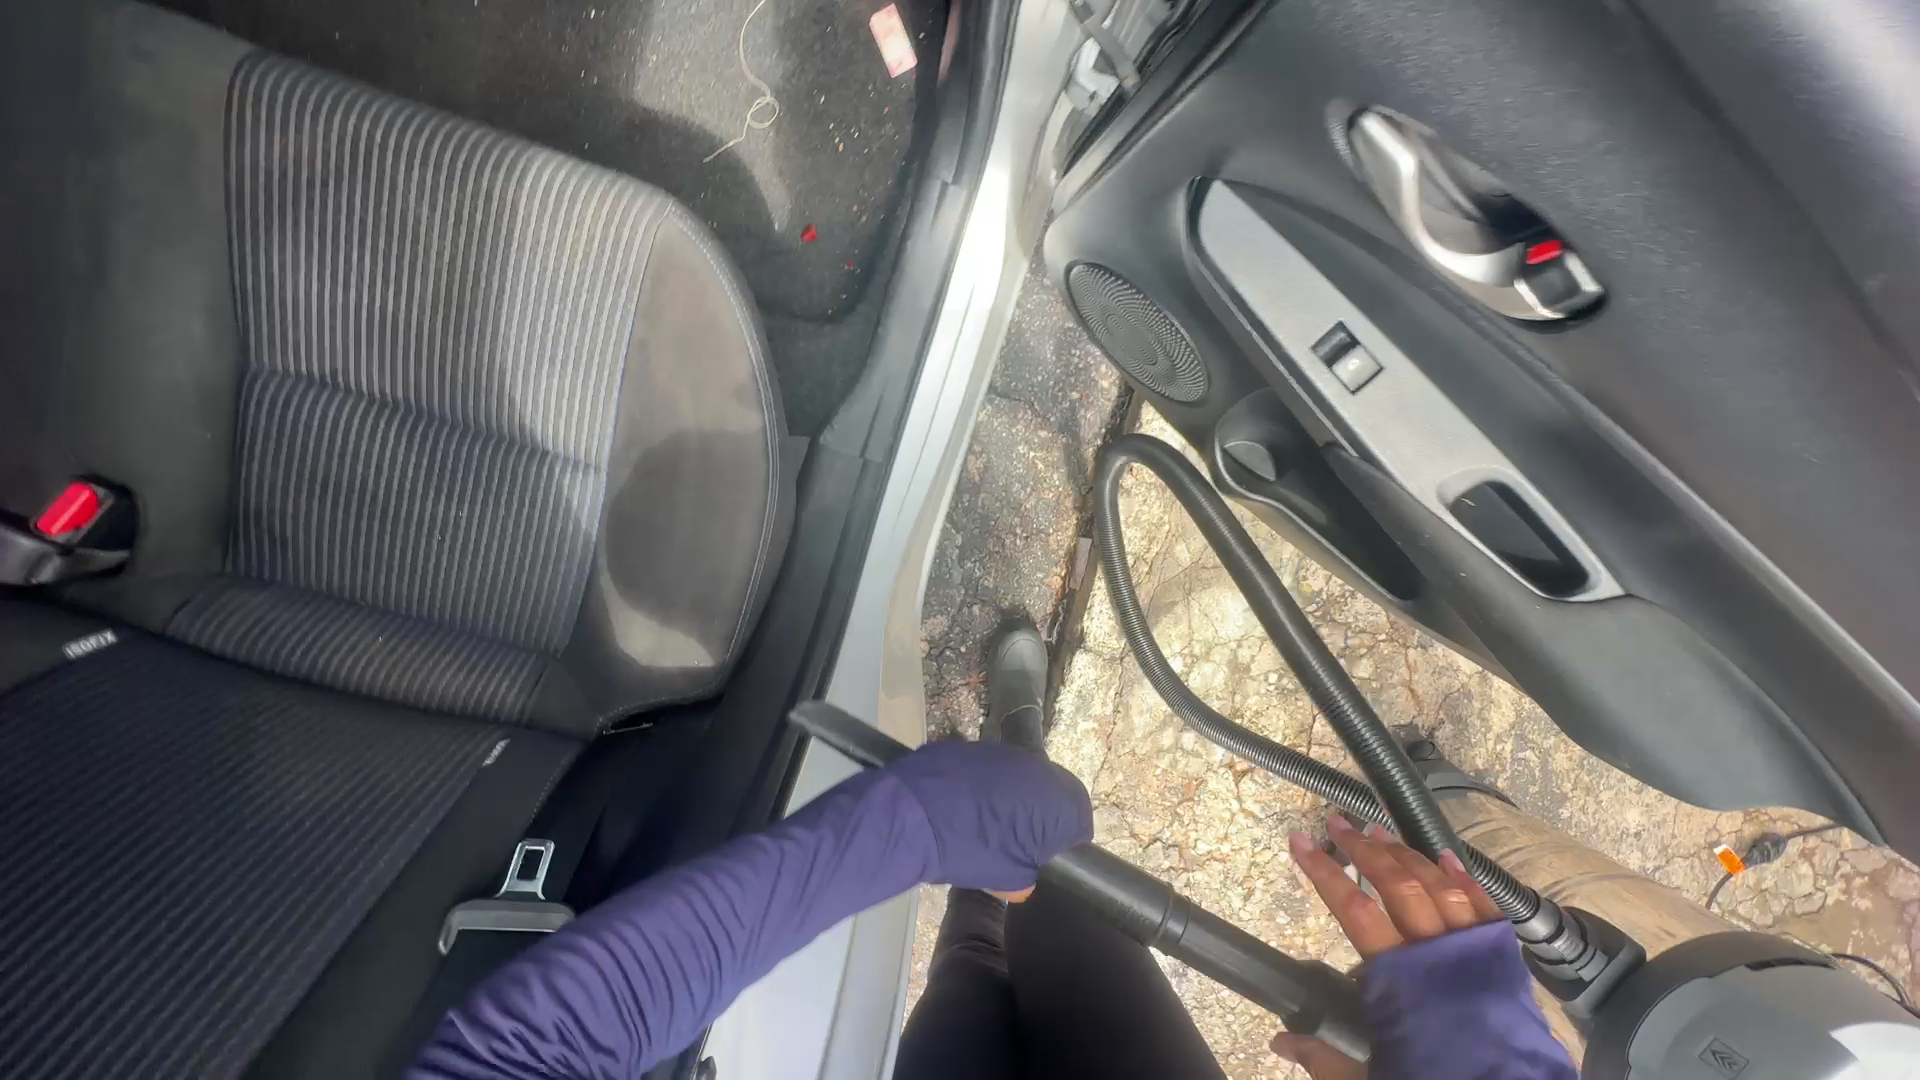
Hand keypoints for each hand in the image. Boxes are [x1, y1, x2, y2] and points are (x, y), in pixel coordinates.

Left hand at [885, 740, 1093, 894]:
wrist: (917, 812)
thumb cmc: (973, 849)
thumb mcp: (1009, 881)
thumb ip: (1026, 876)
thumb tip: (1022, 876)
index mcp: (1058, 801)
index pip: (1079, 820)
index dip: (1063, 840)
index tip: (1043, 855)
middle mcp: (1039, 769)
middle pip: (1050, 793)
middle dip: (1037, 816)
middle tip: (1014, 841)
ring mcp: (1006, 753)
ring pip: (1020, 778)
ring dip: (1011, 797)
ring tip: (984, 823)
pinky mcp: (976, 746)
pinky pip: (991, 769)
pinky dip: (984, 784)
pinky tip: (963, 804)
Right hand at [1271, 815, 1501, 1079]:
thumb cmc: (1438, 1079)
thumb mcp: (1376, 1076)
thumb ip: (1328, 1057)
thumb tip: (1279, 1042)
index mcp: (1401, 980)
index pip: (1354, 910)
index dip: (1324, 872)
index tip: (1299, 841)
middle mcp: (1438, 956)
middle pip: (1397, 886)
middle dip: (1363, 849)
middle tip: (1337, 822)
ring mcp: (1475, 954)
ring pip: (1437, 887)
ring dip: (1405, 854)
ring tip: (1378, 831)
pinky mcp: (1504, 962)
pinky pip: (1483, 909)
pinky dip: (1463, 878)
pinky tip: (1445, 857)